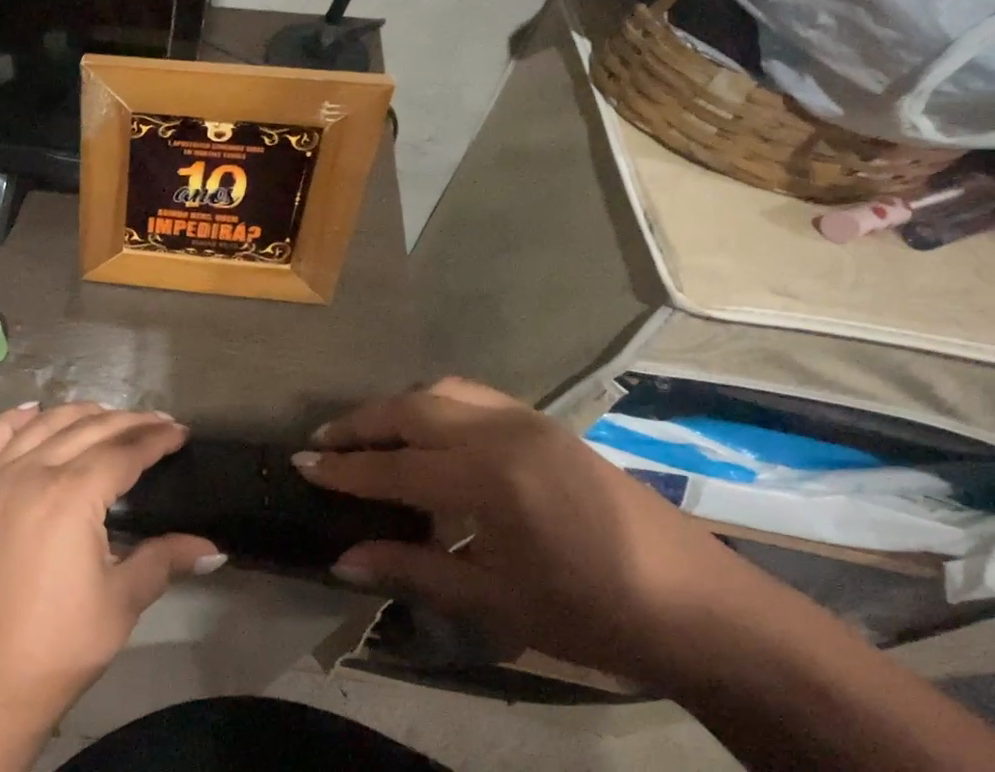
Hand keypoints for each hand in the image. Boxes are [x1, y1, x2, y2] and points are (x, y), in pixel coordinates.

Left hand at [0, 402, 223, 718]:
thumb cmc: (61, 643)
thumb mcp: (122, 600)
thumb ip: (164, 560)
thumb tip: (212, 548)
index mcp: (71, 495)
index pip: (122, 452)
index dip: (155, 440)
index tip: (180, 433)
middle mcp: (32, 474)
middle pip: (86, 430)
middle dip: (127, 421)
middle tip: (158, 423)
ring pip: (42, 427)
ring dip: (79, 414)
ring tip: (109, 415)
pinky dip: (13, 420)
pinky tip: (32, 411)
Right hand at [294, 378, 775, 681]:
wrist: (708, 610)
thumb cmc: (594, 614)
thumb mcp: (496, 600)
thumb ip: (413, 569)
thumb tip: (342, 558)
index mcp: (489, 479)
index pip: (393, 466)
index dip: (342, 469)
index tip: (299, 465)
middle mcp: (504, 434)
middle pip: (411, 410)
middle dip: (359, 424)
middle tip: (322, 442)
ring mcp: (531, 422)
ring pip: (443, 392)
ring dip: (397, 408)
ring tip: (368, 433)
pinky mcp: (550, 426)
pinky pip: (475, 397)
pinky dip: (436, 404)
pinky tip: (431, 435)